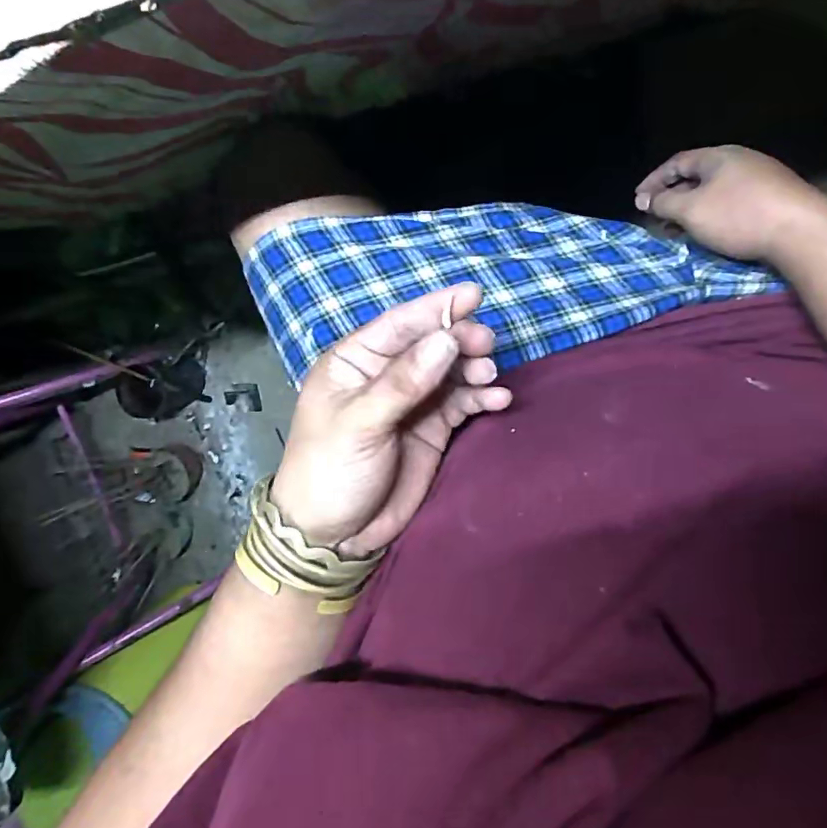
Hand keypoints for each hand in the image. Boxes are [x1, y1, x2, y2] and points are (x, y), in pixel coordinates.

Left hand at [270, 282, 511, 556]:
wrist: (333, 534)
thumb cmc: (329, 470)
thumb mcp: (360, 424)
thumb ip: (403, 383)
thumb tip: (446, 340)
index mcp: (354, 363)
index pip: (398, 325)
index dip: (435, 308)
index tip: (473, 293)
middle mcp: (385, 375)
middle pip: (430, 345)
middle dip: (460, 339)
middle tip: (486, 343)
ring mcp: (410, 402)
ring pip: (450, 372)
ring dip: (474, 368)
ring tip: (490, 375)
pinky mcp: (430, 429)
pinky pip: (460, 403)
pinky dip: (479, 398)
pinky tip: (497, 399)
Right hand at [634, 145, 826, 262]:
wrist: (802, 231)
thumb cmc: (738, 216)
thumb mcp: (690, 210)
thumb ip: (663, 203)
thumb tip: (647, 200)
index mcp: (718, 156)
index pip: (676, 162)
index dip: (653, 181)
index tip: (637, 201)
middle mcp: (740, 160)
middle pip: (696, 175)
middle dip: (672, 196)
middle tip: (656, 217)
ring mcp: (761, 177)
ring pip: (714, 190)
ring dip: (692, 209)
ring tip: (679, 229)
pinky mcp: (774, 197)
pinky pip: (732, 201)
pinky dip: (712, 214)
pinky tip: (710, 230)